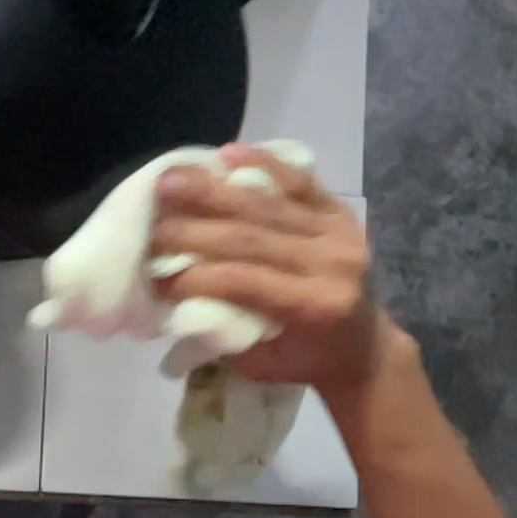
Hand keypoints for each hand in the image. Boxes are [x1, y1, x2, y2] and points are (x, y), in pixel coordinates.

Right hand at [152, 145, 401, 396]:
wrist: (365, 347)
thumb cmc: (306, 362)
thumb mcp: (262, 364)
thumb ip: (226, 333)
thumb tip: (178, 304)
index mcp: (314, 306)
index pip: (245, 281)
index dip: (197, 276)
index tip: (155, 277)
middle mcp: (331, 261)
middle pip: (252, 235)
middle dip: (194, 229)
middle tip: (150, 225)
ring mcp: (338, 231)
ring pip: (268, 203)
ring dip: (213, 190)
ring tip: (170, 179)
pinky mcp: (339, 211)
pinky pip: (298, 180)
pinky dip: (262, 163)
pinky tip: (225, 153)